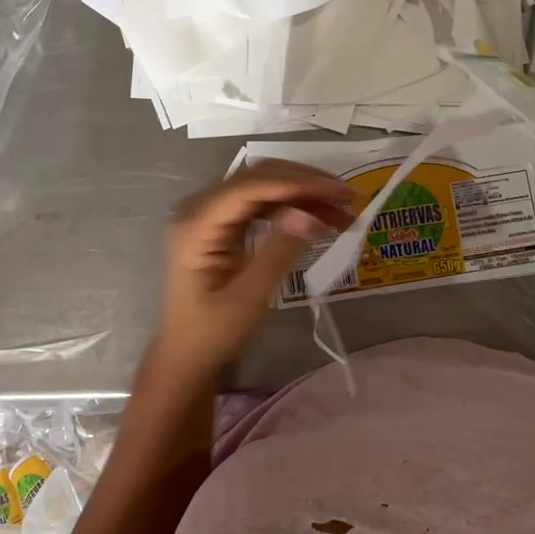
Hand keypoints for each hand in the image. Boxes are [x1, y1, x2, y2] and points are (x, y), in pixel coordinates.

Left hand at [160, 160, 354, 369]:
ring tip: (341, 212)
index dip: (298, 183)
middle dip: (305, 184)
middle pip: (258, 177)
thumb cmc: (213, 333)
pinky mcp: (221, 224)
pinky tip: (318, 219)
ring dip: (303, 194)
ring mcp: (209, 213)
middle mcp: (199, 208)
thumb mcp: (249, 297)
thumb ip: (278, 250)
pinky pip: (260, 202)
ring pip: (263, 186)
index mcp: (197, 223)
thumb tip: (310, 215)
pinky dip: (291, 206)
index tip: (338, 192)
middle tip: (347, 199)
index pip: (251, 186)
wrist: (187, 356)